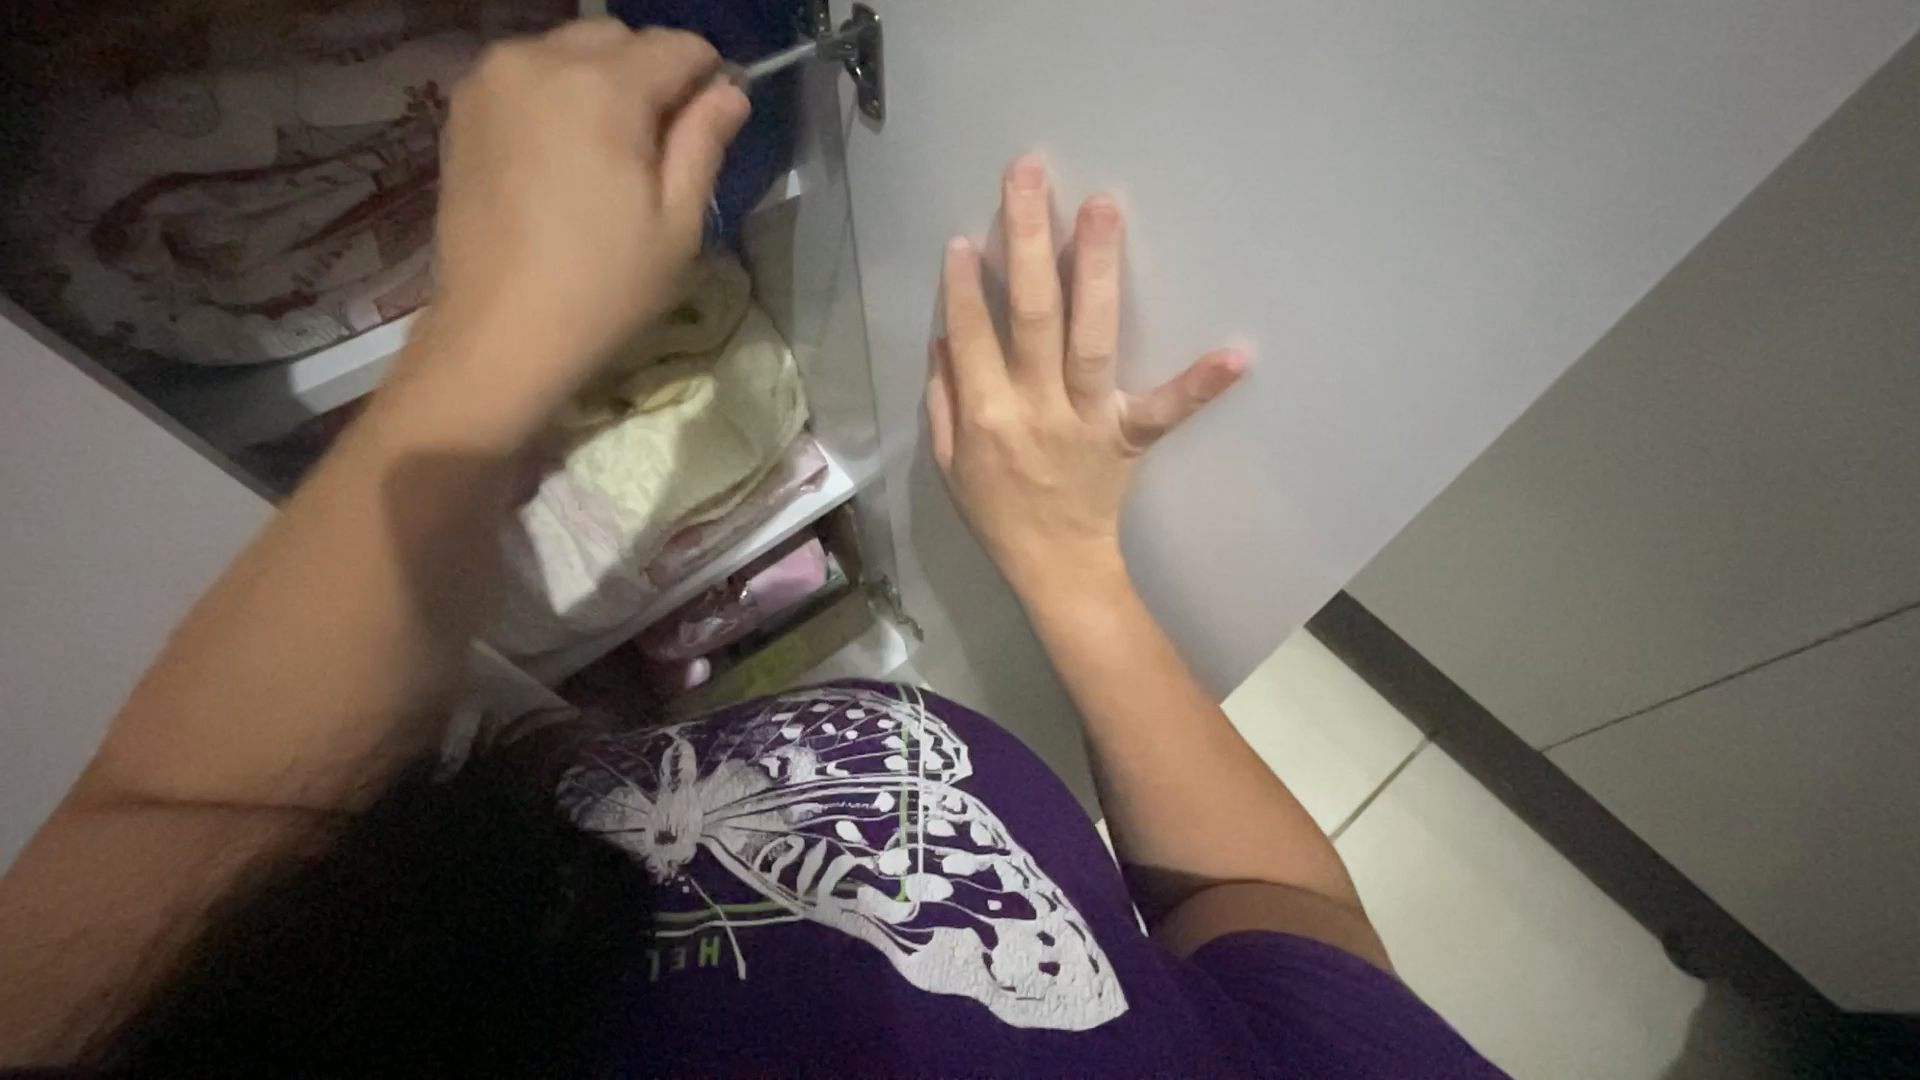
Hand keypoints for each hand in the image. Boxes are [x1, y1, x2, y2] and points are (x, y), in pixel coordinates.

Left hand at [413, 20, 749, 415]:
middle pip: (618, 38)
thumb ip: (704, 144)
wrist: (503, 331)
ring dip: (604, 84)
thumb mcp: (678, 226)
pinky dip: (560, 97)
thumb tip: (730, 92)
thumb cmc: (607, 288)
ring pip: (569, 50)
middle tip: (665, 149)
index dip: (709, 76)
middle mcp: (539, 60)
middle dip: (653, 76)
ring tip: (612, 156)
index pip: (675, 46)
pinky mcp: (463, 107)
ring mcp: (491, 79)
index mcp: (603, 89)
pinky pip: (528, 75)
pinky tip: (566, 158)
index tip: (716, 120)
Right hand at [928, 154, 1245, 597]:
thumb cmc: (996, 513)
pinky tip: (1236, 353)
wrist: (1054, 564)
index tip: (965, 235)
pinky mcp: (1129, 437)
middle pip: (1031, 316)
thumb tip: (943, 339)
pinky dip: (1198, 385)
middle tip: (1031, 174)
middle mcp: (1035, 408)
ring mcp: (1087, 420)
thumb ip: (942, 400)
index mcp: (987, 416)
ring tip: (1101, 208)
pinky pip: (1165, 410)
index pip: (971, 335)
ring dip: (1096, 271)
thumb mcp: (948, 464)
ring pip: (1090, 339)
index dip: (965, 284)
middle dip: (1027, 241)